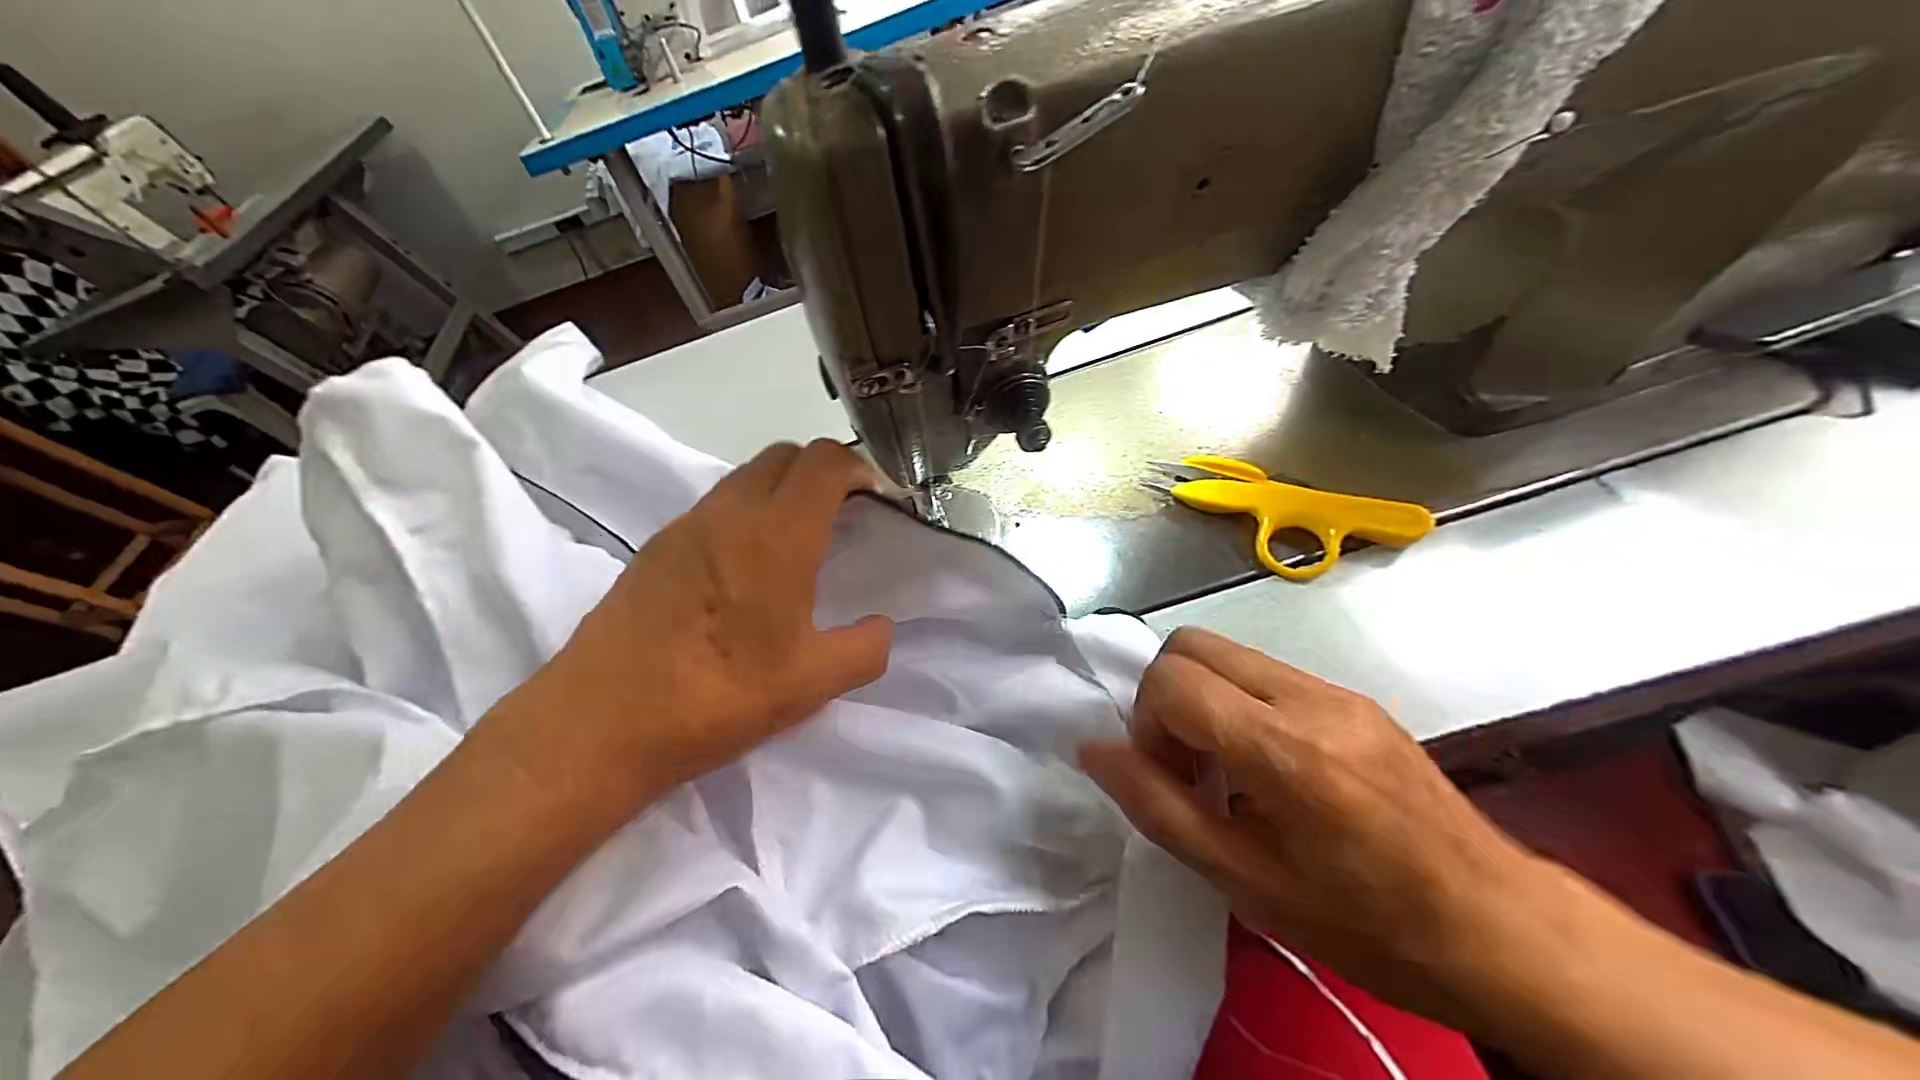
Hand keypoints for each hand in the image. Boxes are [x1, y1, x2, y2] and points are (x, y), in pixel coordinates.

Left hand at [484, 440, 894, 826]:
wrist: (598, 724)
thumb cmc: (717, 697)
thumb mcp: (812, 684)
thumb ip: (865, 649)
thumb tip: (880, 628)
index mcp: (776, 534)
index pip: (826, 462)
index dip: (861, 468)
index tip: (879, 501)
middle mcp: (729, 513)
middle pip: (785, 456)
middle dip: (824, 472)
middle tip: (845, 516)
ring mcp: (685, 526)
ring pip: (746, 477)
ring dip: (782, 491)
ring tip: (799, 545)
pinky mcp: (655, 548)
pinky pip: (715, 507)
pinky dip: (746, 514)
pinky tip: (747, 572)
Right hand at [1077, 627, 1544, 1026]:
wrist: (1502, 930)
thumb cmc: (1367, 925)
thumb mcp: (1245, 881)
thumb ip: (1157, 806)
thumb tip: (1092, 749)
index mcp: (1285, 748)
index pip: (1172, 679)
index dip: (1145, 723)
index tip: (1167, 778)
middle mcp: (1311, 698)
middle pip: (1192, 644)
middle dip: (1165, 698)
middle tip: (1186, 766)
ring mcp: (1338, 692)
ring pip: (1228, 654)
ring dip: (1202, 700)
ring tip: (1225, 773)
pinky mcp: (1355, 699)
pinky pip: (1266, 674)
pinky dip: (1238, 704)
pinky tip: (1265, 770)